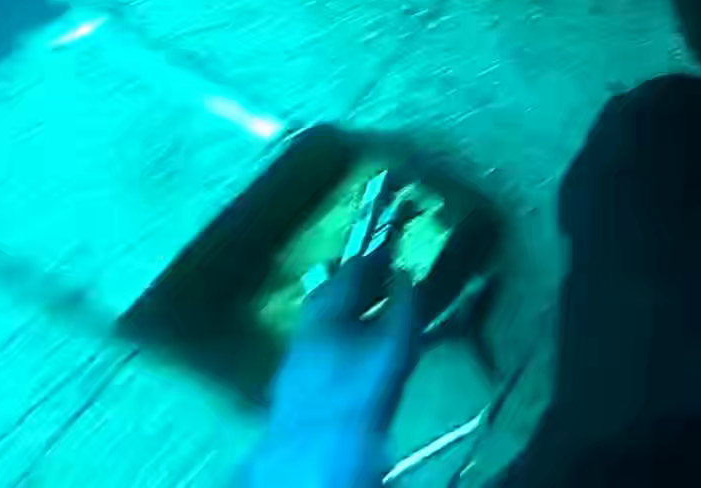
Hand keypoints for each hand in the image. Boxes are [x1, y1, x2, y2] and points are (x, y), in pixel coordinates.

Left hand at [267, 250, 421, 435]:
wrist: (315, 459)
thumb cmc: (363, 389)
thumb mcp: (398, 339)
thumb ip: (406, 300)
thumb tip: (406, 271)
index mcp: (326, 313)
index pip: (353, 269)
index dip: (378, 253)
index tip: (397, 242)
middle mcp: (304, 331)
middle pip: (329, 294)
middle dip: (358, 280)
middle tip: (386, 274)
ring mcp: (294, 362)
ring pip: (323, 321)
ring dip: (349, 308)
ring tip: (377, 309)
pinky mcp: (294, 388)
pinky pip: (320, 344)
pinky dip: (342, 333)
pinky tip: (359, 346)